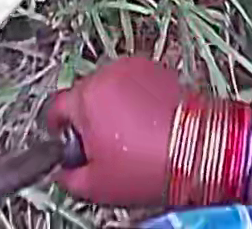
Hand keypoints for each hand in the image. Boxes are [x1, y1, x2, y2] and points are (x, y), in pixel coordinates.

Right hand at [44, 57, 183, 207]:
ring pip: (108, 86)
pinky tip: (147, 120)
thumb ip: (68, 177)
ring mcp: (129, 66)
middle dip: (89, 117)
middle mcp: (103, 74)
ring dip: (112, 103)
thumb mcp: (97, 186)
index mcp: (84, 98)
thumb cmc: (146, 165)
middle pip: (83, 95)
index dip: (57, 127)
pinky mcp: (152, 65)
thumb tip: (63, 172)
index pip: (55, 108)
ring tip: (130, 134)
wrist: (196, 146)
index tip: (64, 139)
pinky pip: (132, 79)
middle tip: (104, 144)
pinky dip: (134, 94)